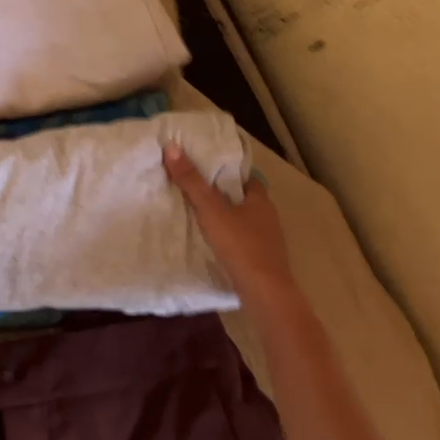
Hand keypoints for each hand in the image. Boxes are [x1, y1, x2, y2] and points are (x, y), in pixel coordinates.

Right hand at [164, 142, 300, 313]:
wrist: (264, 293)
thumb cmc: (240, 245)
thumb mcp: (210, 209)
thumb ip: (191, 181)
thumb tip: (171, 146)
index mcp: (260, 200)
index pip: (246, 178)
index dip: (227, 172)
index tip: (205, 168)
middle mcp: (267, 217)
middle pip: (243, 199)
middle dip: (222, 194)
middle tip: (194, 188)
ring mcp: (267, 241)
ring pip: (243, 220)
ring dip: (224, 217)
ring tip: (196, 213)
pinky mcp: (261, 261)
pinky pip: (241, 240)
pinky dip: (227, 237)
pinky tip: (210, 241)